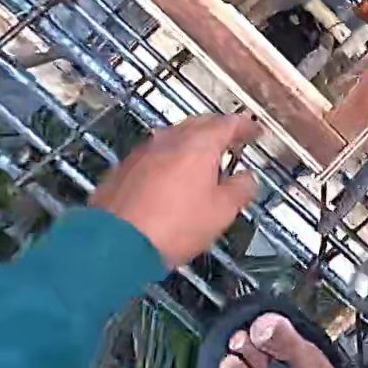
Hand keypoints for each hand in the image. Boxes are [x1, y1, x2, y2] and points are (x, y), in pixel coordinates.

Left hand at [92, 115, 261, 266]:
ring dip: (193, 142)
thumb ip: (240, 189)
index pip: (228, 123)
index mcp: (200, 144)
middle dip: (218, 129)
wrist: (111, 243)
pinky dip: (171, 157)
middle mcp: (171, 138)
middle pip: (200, 123)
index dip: (245, 126)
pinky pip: (156, 152)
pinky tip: (173, 175)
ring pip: (175, 136)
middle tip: (232, 141)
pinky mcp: (124, 167)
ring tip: (204, 159)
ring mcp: (144, 150)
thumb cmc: (174, 225)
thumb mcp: (221, 212)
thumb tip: (248, 177)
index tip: (255, 132)